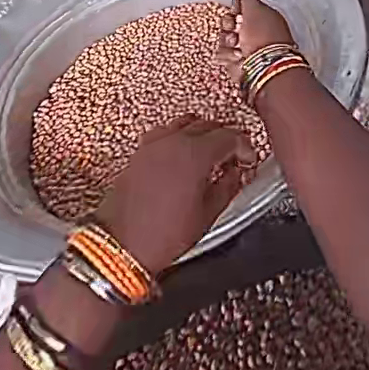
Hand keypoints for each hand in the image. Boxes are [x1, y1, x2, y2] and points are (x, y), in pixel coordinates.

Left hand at [93, 116, 257, 275]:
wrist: (120, 246)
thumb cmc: (159, 235)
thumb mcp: (207, 214)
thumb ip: (228, 186)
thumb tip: (235, 175)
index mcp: (194, 154)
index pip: (230, 136)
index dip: (245, 147)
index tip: (248, 159)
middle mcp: (173, 142)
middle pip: (210, 125)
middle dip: (227, 138)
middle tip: (236, 157)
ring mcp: (154, 144)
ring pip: (188, 124)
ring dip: (204, 134)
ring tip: (212, 154)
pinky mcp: (141, 151)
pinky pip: (167, 132)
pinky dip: (181, 137)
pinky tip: (185, 154)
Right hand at [221, 0, 296, 85]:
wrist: (263, 66)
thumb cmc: (262, 36)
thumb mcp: (255, 10)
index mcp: (260, 17)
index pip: (240, 7)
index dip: (236, 8)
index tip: (238, 11)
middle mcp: (252, 32)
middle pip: (228, 22)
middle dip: (228, 25)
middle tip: (234, 29)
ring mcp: (243, 47)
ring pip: (223, 38)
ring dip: (227, 41)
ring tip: (236, 46)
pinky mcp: (235, 62)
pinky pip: (222, 54)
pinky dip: (228, 55)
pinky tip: (237, 57)